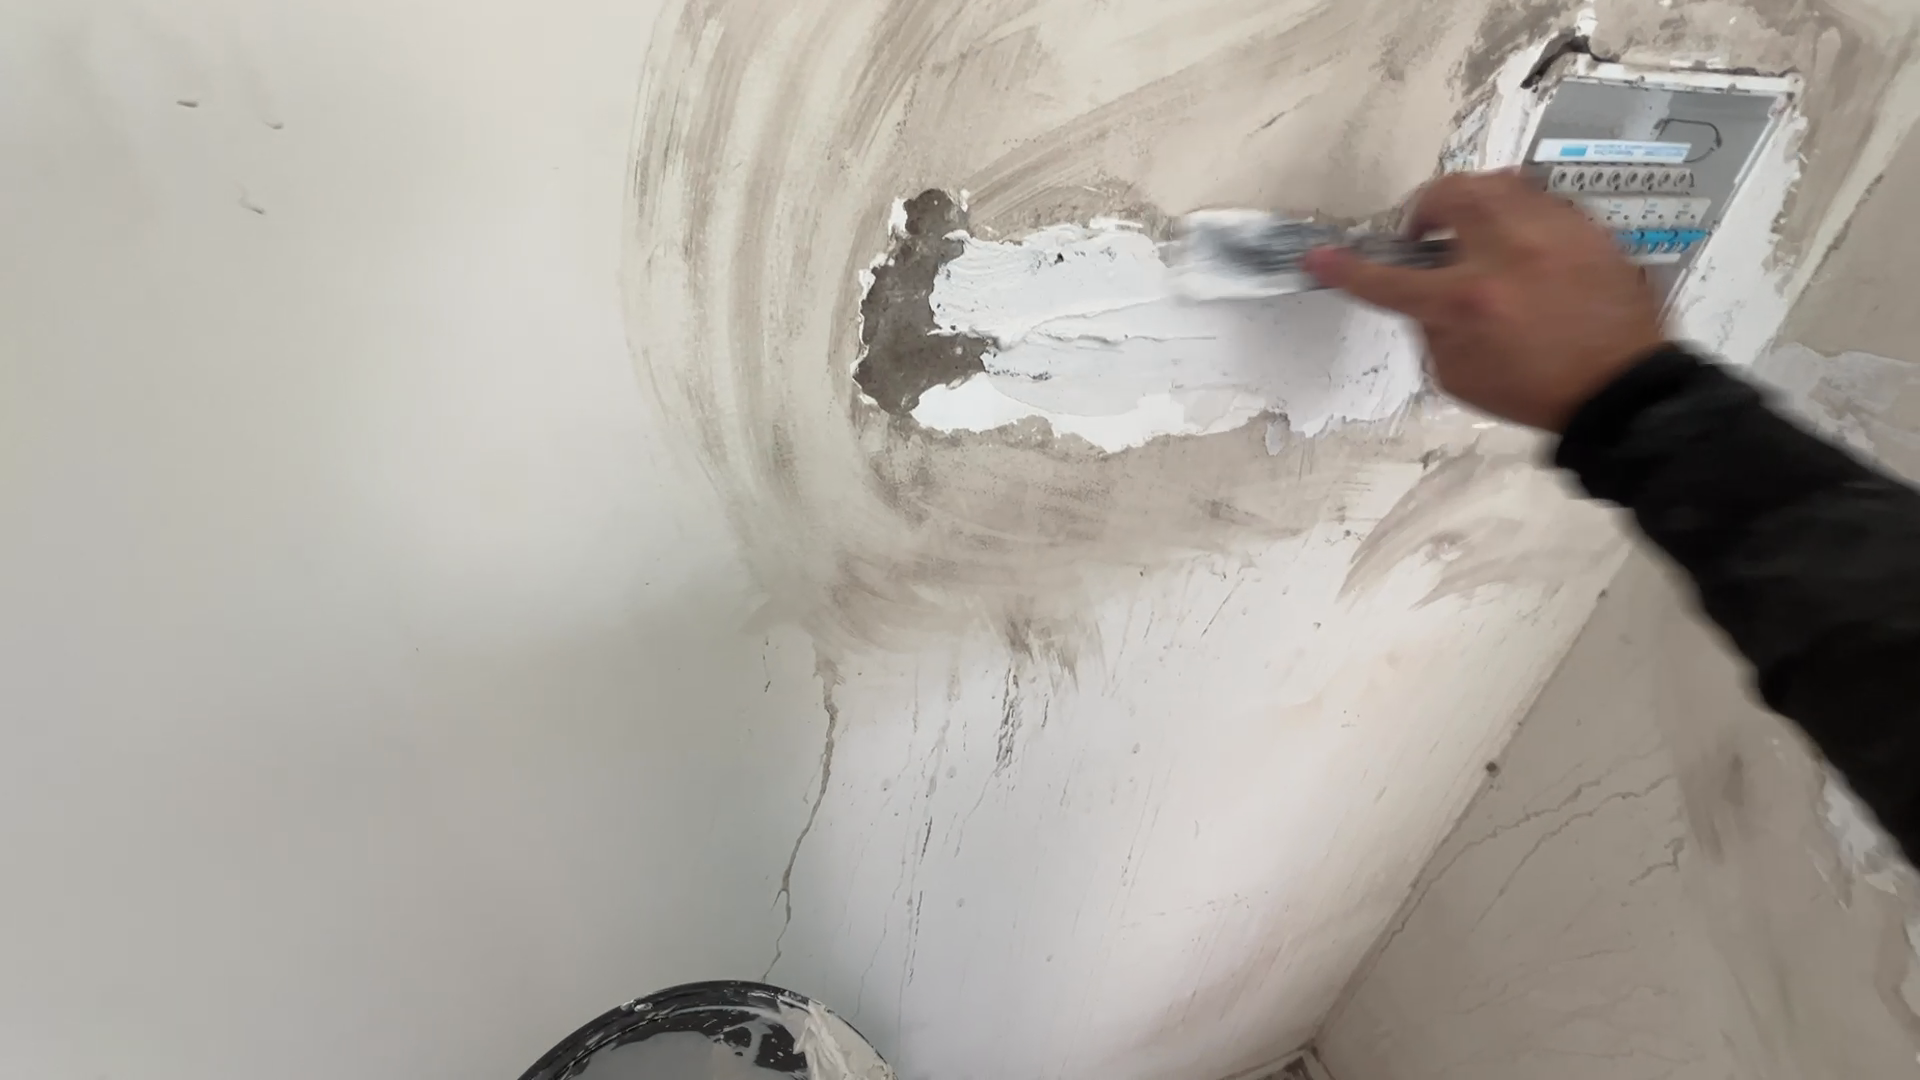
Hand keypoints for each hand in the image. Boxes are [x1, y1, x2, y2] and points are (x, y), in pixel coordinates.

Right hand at [1305, 171, 1668, 432]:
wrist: (1617, 387)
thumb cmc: (1530, 387)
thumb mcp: (1453, 371)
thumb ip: (1429, 323)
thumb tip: (1424, 291)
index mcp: (1466, 301)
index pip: (1386, 279)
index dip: (1344, 268)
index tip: (1320, 258)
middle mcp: (1509, 255)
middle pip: (1450, 194)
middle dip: (1423, 208)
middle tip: (1421, 235)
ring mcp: (1555, 235)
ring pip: (1497, 182)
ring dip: (1468, 201)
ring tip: (1468, 231)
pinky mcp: (1588, 230)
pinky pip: (1538, 197)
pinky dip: (1512, 212)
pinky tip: (1512, 243)